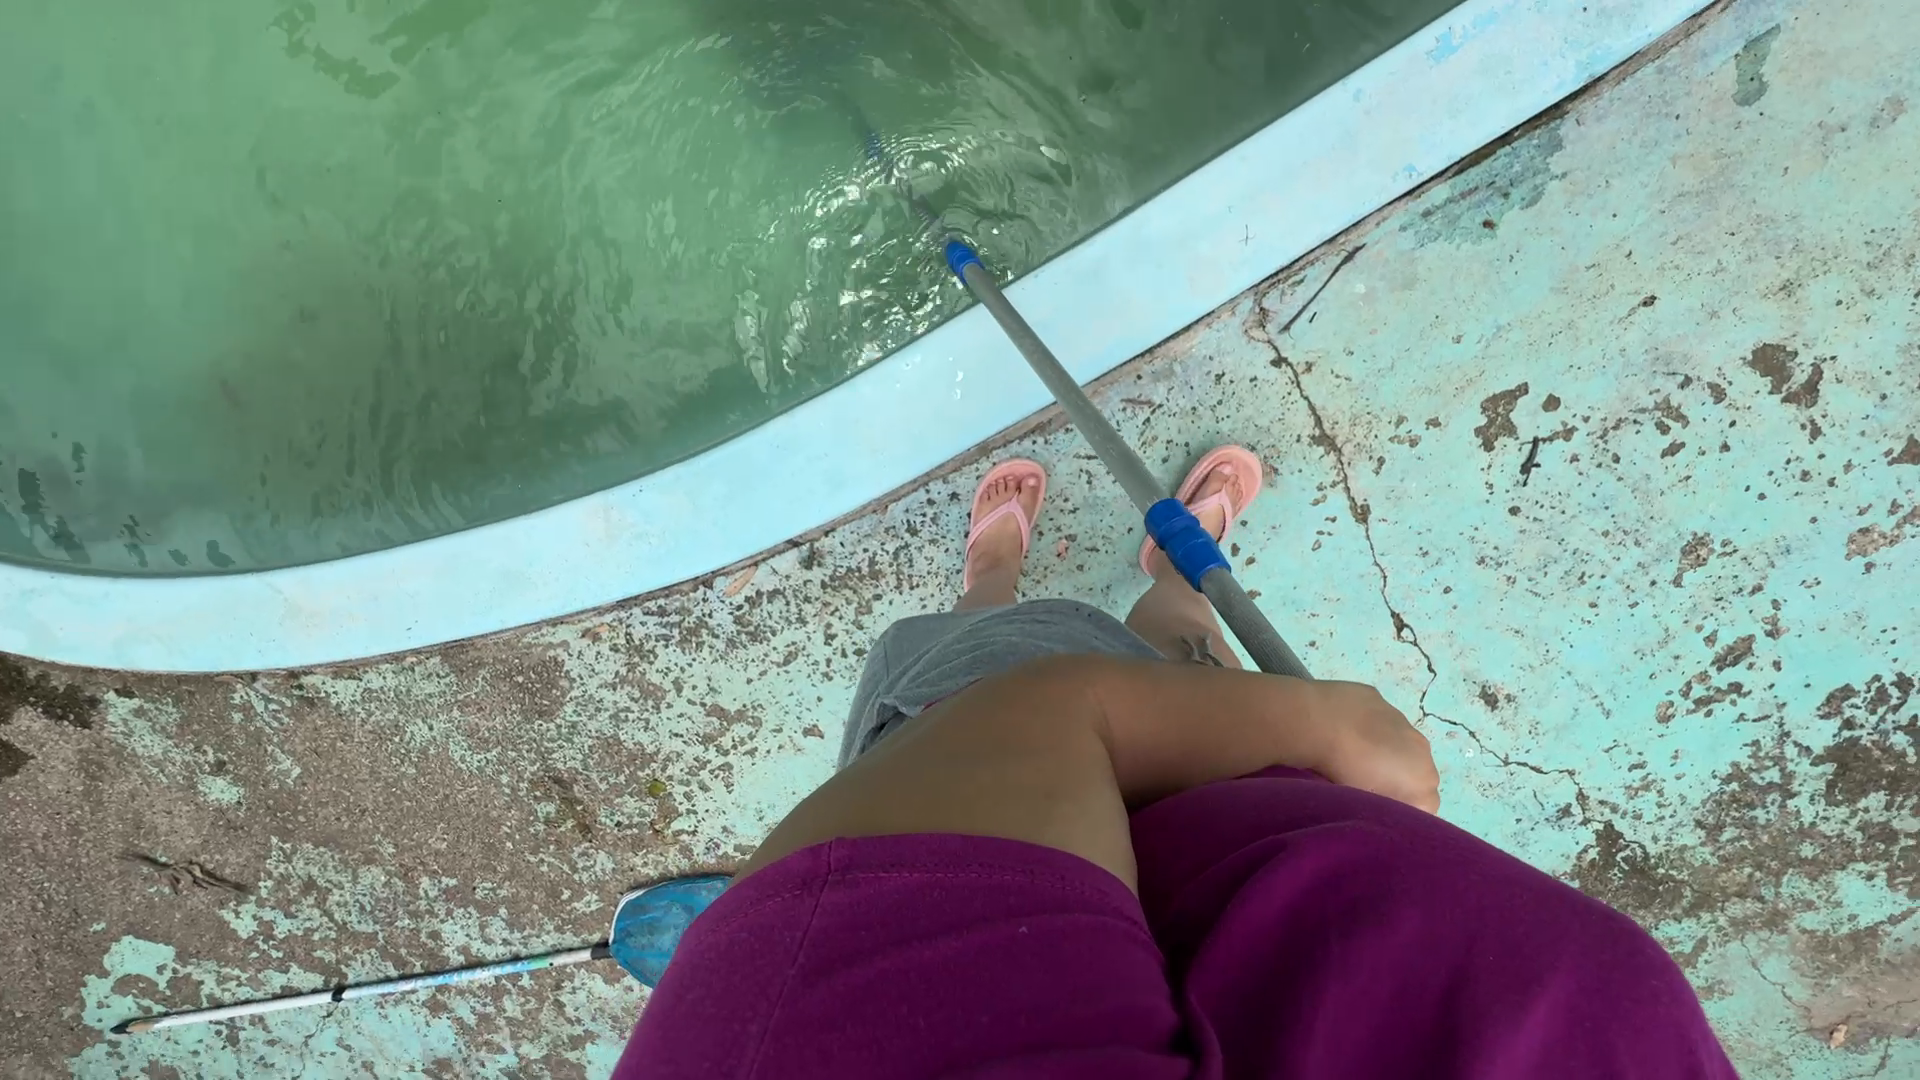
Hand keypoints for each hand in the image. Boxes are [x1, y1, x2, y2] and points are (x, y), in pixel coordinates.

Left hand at [1298, 681, 1439, 812]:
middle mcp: (1422, 748)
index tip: (1375, 803)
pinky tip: (1340, 724)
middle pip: (1415, 770)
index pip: (1424, 804)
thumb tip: (1388, 800)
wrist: (1313, 724)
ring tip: (1347, 749)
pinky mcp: (1377, 697)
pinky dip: (1365, 721)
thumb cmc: (1340, 772)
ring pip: (1398, 740)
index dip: (1399, 805)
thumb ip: (1390, 809)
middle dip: (1395, 775)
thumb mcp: (1368, 807)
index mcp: (1423, 781)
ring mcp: (1400, 718)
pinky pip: (1377, 716)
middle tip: (1360, 777)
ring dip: (1381, 745)